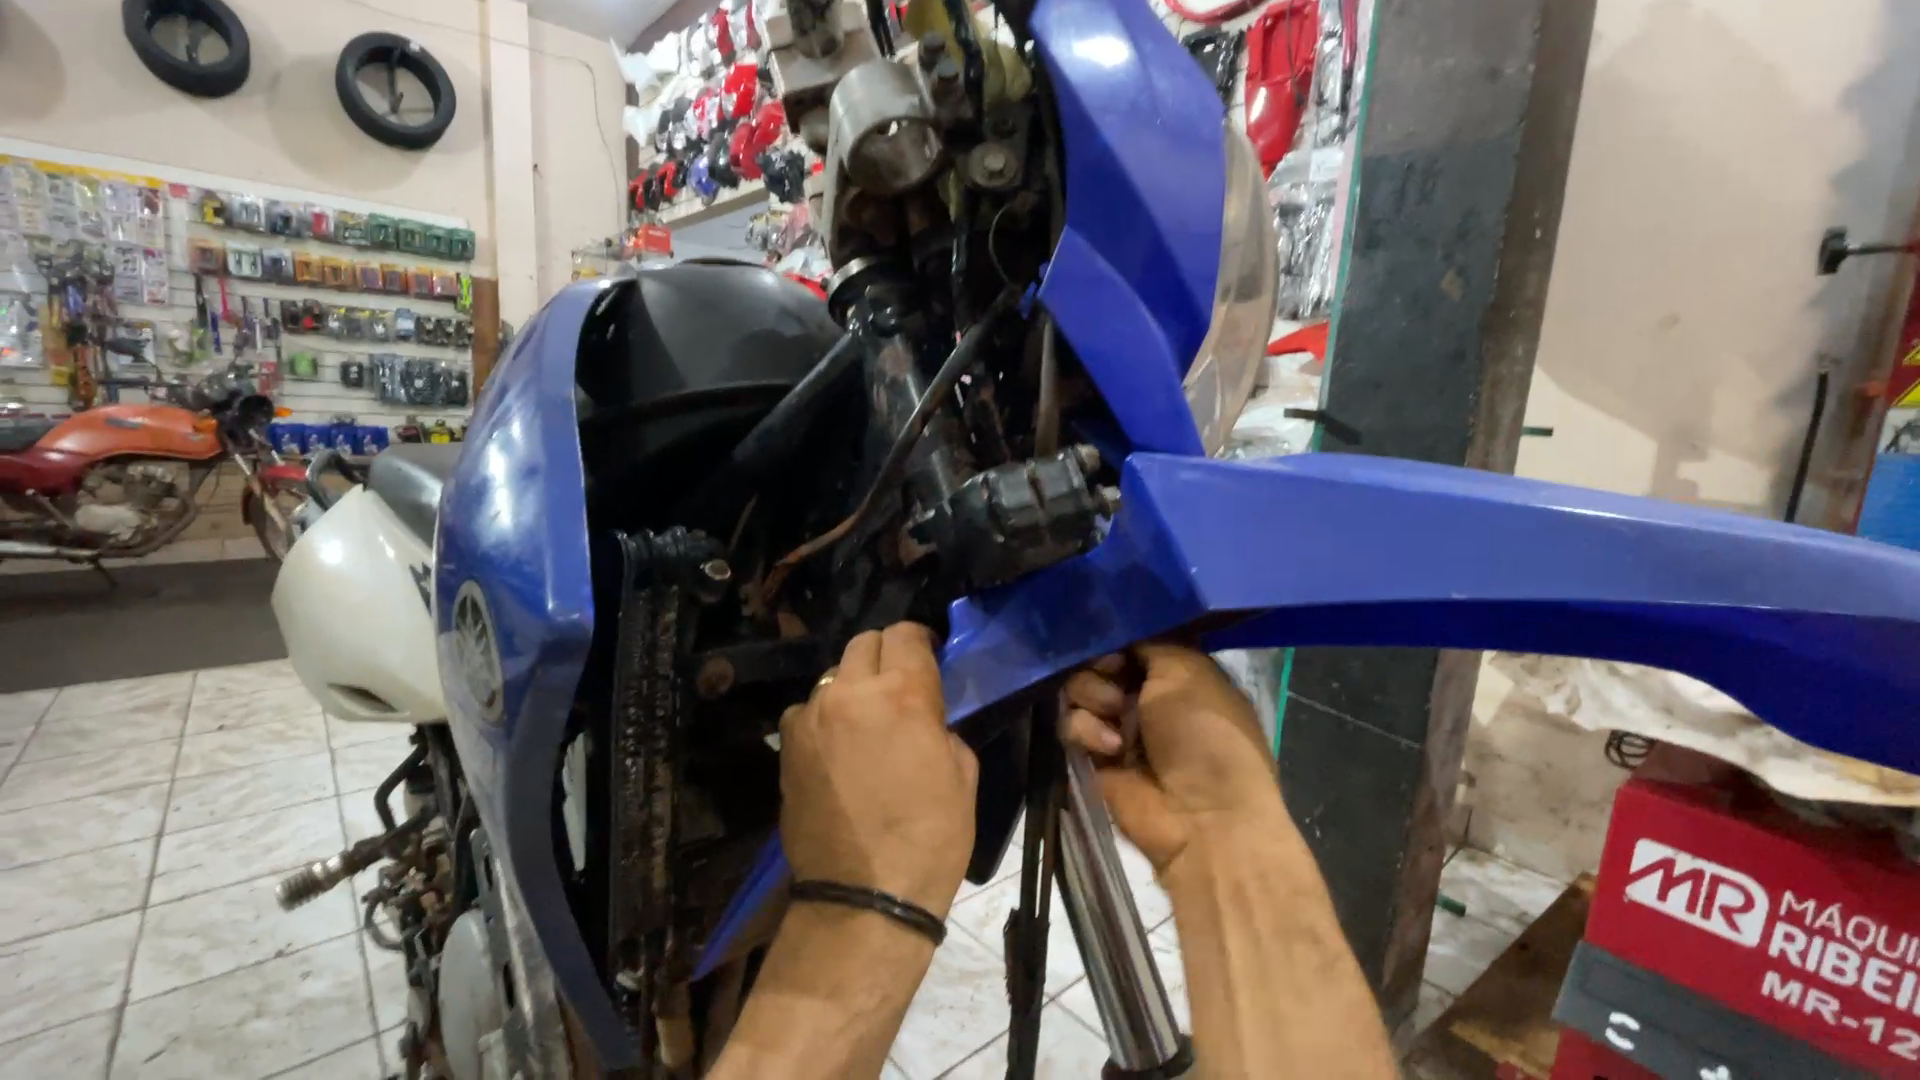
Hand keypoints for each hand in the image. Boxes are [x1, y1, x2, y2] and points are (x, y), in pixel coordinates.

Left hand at [780, 623, 978, 917]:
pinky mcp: (786, 747)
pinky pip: (807, 712)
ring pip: (833, 677)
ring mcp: (811, 718)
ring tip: (865, 719)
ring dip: (853, 687)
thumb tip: (926, 717)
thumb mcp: (963, 774)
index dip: (921, 641)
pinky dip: (824, 718)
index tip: (929, 657)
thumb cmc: (930, 837)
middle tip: (900, 684)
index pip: (906, 634)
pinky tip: (836, 748)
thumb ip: (941, 726)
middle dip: (886, 655)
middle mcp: (850, 693)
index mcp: (902, 693)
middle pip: (864, 643)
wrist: (864, 896)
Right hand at [1062, 643, 1283, 877]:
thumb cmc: (1206, 734)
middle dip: (1101, 666)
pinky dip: (1086, 731)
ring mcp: (1119, 728)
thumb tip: (1118, 639)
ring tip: (1114, 716)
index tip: (1112, 641)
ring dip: (1093, 697)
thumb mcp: (1189, 671)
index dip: (1117, 637)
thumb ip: (1151, 643)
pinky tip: (1110, 749)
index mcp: (1179, 676)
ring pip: (1079, 690)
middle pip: (1100, 662)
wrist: (1202, 816)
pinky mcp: (1094, 757)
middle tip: (1113, 678)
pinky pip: (1071, 726)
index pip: (1132, 642)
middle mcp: (1148, 699)